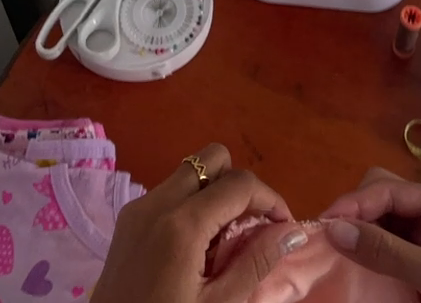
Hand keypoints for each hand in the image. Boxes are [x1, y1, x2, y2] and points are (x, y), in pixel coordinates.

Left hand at [91, 143, 297, 302]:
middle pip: (211, 158)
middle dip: (239, 184)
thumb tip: (293, 231)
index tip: (283, 227)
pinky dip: (192, 204)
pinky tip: (196, 248)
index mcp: (181, 223)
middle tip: (250, 227)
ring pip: (189, 172)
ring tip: (223, 244)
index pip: (239, 183)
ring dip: (215, 193)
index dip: (270, 199)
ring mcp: (138, 207)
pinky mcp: (127, 219)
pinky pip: (169, 191)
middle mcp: (157, 202)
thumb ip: (256, 262)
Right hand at [320, 168, 420, 302]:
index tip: (324, 225)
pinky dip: (369, 253)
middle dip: (356, 214)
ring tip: (336, 252)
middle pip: (383, 198)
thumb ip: (388, 253)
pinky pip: (387, 248)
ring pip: (381, 222)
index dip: (355, 203)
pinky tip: (356, 265)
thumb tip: (334, 229)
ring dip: (359, 233)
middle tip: (329, 240)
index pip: (390, 189)